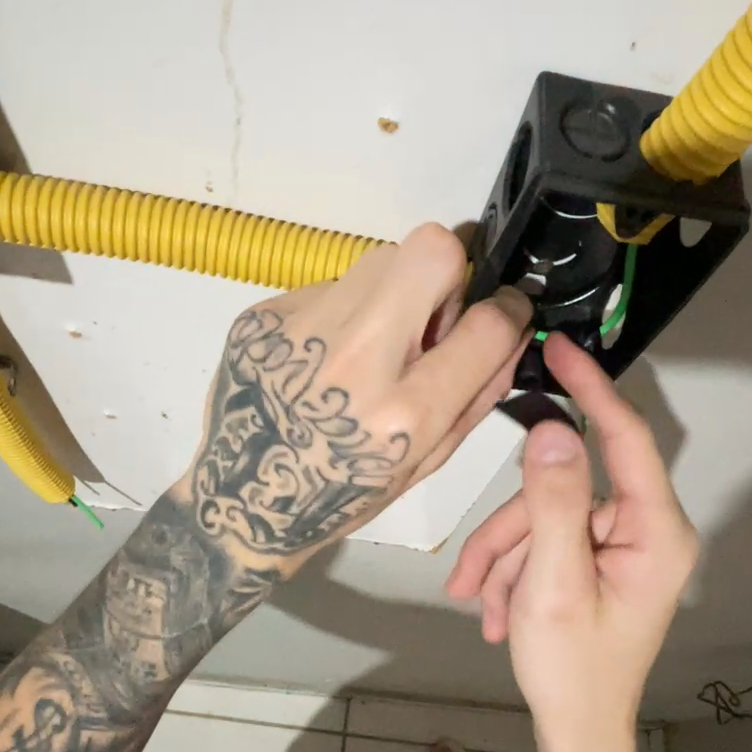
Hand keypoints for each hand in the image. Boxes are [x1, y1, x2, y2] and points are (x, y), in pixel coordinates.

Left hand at [177, 224, 532, 571]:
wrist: (240, 501)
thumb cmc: (342, 495)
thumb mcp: (424, 465)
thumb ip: (476, 395)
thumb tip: (511, 330)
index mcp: (403, 414)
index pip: (487, 325)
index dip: (509, 310)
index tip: (503, 310)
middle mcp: (353, 360)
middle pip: (431, 249)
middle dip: (448, 275)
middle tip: (429, 320)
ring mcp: (301, 329)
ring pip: (379, 257)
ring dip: (394, 292)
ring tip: (373, 345)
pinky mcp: (262, 315)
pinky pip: (330, 285)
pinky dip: (343, 313)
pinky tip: (324, 357)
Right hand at [446, 337, 697, 735]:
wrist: (577, 738)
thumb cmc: (571, 672)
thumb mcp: (551, 587)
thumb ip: (551, 505)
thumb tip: (552, 428)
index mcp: (656, 533)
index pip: (625, 438)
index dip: (591, 388)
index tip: (556, 347)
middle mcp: (645, 531)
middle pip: (560, 491)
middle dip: (509, 533)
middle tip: (471, 579)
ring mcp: (620, 548)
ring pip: (542, 519)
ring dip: (504, 560)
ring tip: (482, 608)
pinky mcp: (598, 563)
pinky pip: (544, 542)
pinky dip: (513, 571)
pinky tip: (494, 613)